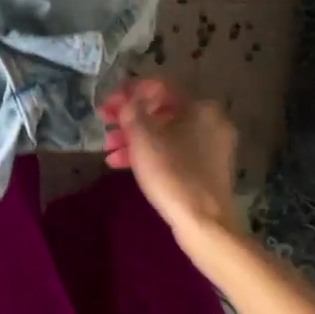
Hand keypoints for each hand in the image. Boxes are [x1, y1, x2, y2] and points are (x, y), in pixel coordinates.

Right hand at [100, 78, 245, 236]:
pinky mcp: (205, 171)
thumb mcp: (143, 136)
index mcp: (201, 107)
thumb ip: (131, 109)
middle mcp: (210, 123)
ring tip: (108, 149)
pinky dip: (149, 154)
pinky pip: (173, 153)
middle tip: (104, 122)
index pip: (160, 87)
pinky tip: (121, 163)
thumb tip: (128, 100)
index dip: (129, 91)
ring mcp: (210, 149)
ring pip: (164, 133)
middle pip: (161, 111)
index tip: (108, 102)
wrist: (204, 227)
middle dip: (129, 118)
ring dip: (134, 138)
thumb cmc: (172, 173)